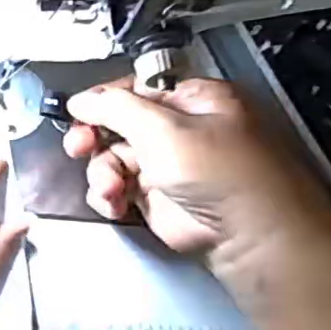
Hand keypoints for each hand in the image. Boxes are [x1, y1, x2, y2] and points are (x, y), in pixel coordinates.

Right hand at [63, 77, 330, 259]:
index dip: (104, 100)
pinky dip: (109, 196)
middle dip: (95, 137)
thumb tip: (83, 100)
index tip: (80, 111)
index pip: (135, 89)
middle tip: (79, 145)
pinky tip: (114, 202)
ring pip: (112, 158)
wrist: (251, 240)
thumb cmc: (225, 175)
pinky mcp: (156, 198)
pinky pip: (117, 188)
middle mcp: (179, 130)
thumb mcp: (164, 129)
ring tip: (110, 187)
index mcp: (192, 101)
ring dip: (102, 172)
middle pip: (118, 124)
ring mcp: (167, 165)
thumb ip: (115, 108)